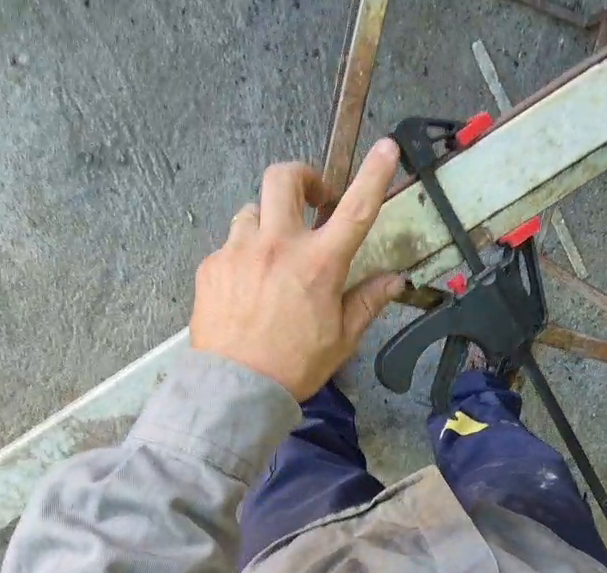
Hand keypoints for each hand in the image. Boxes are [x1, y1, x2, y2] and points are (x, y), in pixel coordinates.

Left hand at [190, 138, 406, 399]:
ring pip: (253, 210)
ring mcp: (239, 251)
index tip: (386, 149)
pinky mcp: (212, 265)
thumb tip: (394, 281)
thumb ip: (367, 302)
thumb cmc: (295, 366)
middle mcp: (278, 246)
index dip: (374, 174)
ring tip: (274, 255)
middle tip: (311, 200)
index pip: (355, 209)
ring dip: (268, 222)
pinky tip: (248, 288)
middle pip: (284, 178)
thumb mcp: (342, 339)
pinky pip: (230, 244)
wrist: (236, 388)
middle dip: (300, 178)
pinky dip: (244, 256)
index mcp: (319, 265)